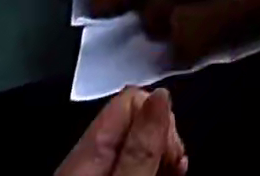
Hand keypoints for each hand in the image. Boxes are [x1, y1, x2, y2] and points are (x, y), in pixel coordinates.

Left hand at [56, 87, 186, 175]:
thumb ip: (141, 145)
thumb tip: (162, 92)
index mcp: (87, 147)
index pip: (130, 97)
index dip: (159, 115)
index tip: (172, 149)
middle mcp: (82, 154)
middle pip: (132, 118)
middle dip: (161, 132)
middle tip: (176, 164)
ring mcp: (85, 170)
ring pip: (129, 140)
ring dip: (156, 148)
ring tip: (174, 169)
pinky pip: (121, 160)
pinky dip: (143, 163)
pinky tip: (159, 172)